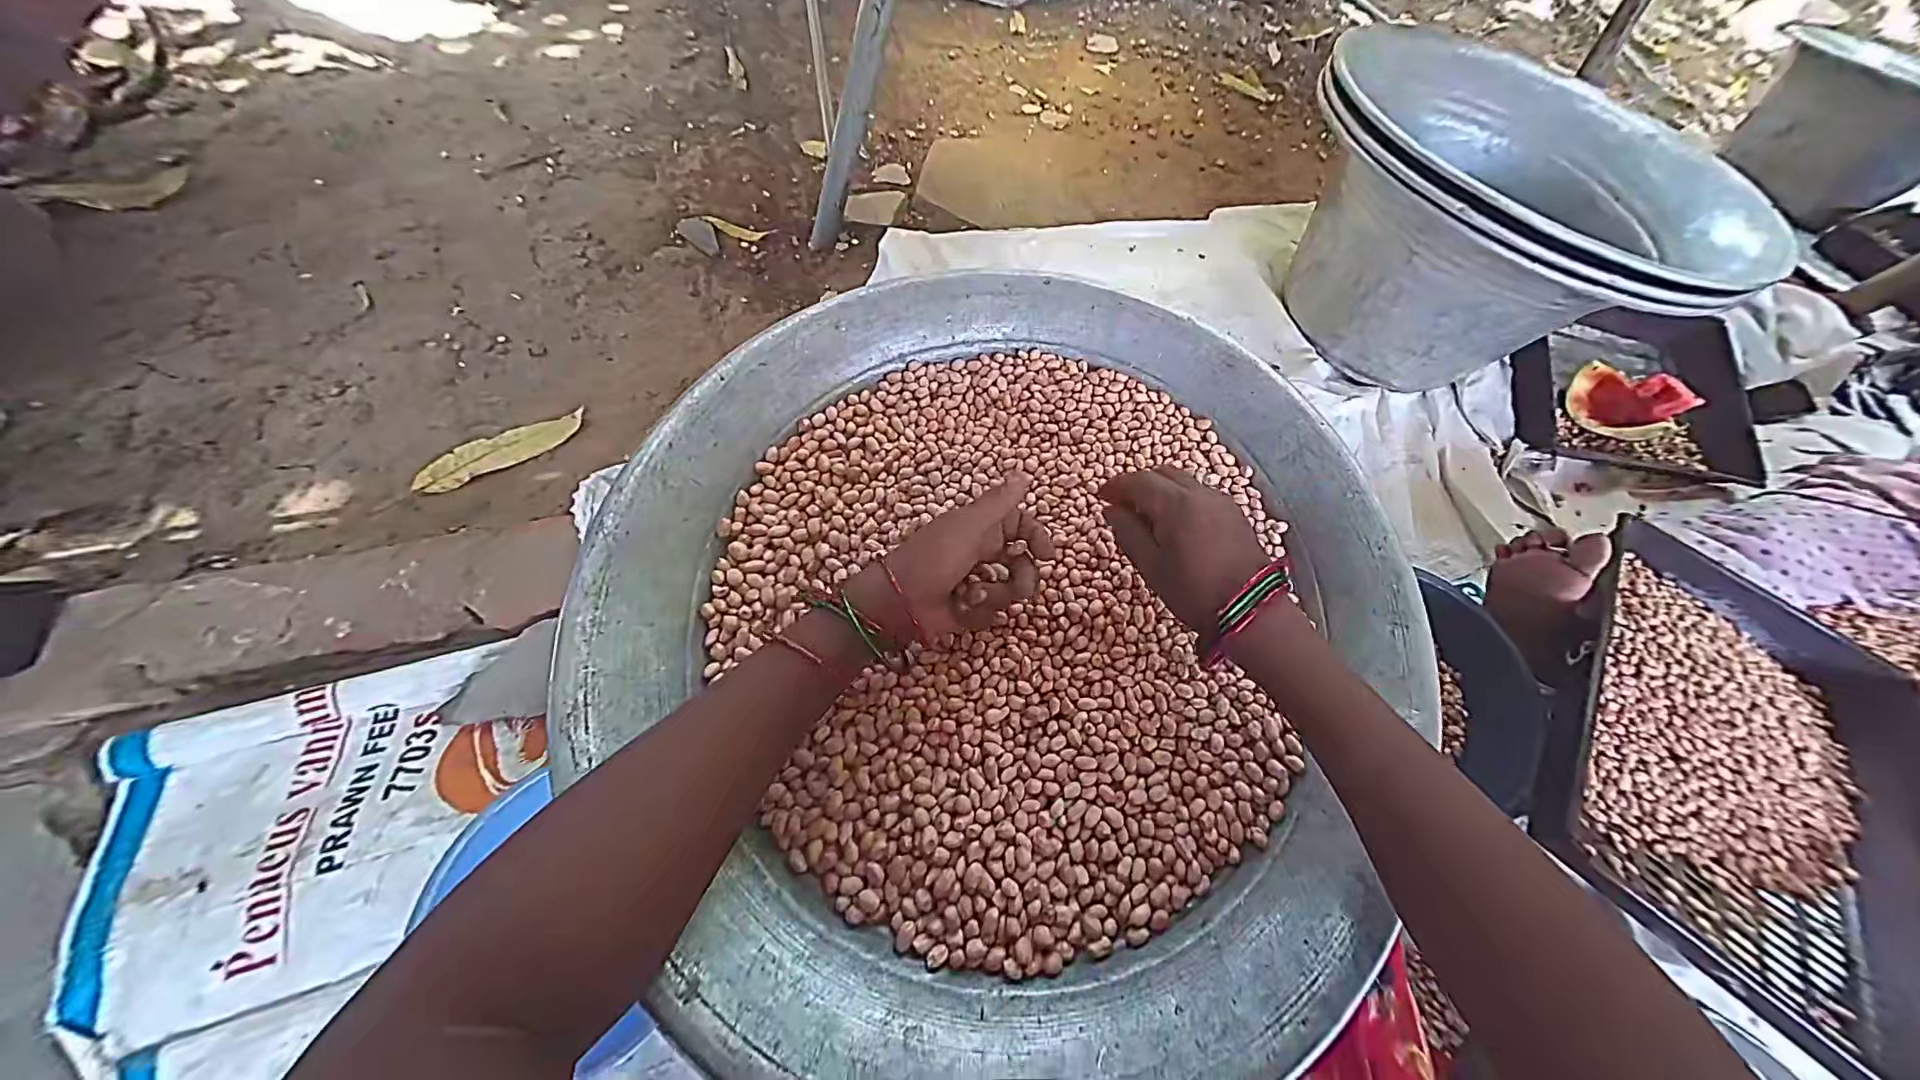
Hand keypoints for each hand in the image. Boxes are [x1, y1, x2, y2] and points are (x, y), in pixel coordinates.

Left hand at [846, 472, 1055, 642]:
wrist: (901, 600)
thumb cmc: (935, 557)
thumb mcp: (971, 525)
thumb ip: (1001, 502)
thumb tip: (1025, 474)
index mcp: (983, 528)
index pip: (1022, 527)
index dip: (1037, 539)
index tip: (1047, 556)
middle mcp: (982, 553)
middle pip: (1023, 564)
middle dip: (1021, 578)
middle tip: (1016, 586)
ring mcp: (976, 581)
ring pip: (1010, 591)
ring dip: (993, 594)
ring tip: (972, 595)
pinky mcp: (969, 608)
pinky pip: (992, 612)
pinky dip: (977, 610)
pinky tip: (959, 606)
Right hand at [1098, 466, 1270, 632]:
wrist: (1250, 609)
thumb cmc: (1192, 590)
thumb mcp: (1151, 565)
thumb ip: (1128, 532)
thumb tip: (1111, 510)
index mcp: (1176, 504)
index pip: (1138, 481)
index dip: (1116, 486)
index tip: (1101, 496)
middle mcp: (1200, 493)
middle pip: (1163, 474)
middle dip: (1139, 484)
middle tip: (1121, 505)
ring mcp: (1221, 502)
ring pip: (1184, 482)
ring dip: (1161, 491)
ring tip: (1146, 516)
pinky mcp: (1235, 514)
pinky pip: (1200, 495)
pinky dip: (1181, 499)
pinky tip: (1174, 524)